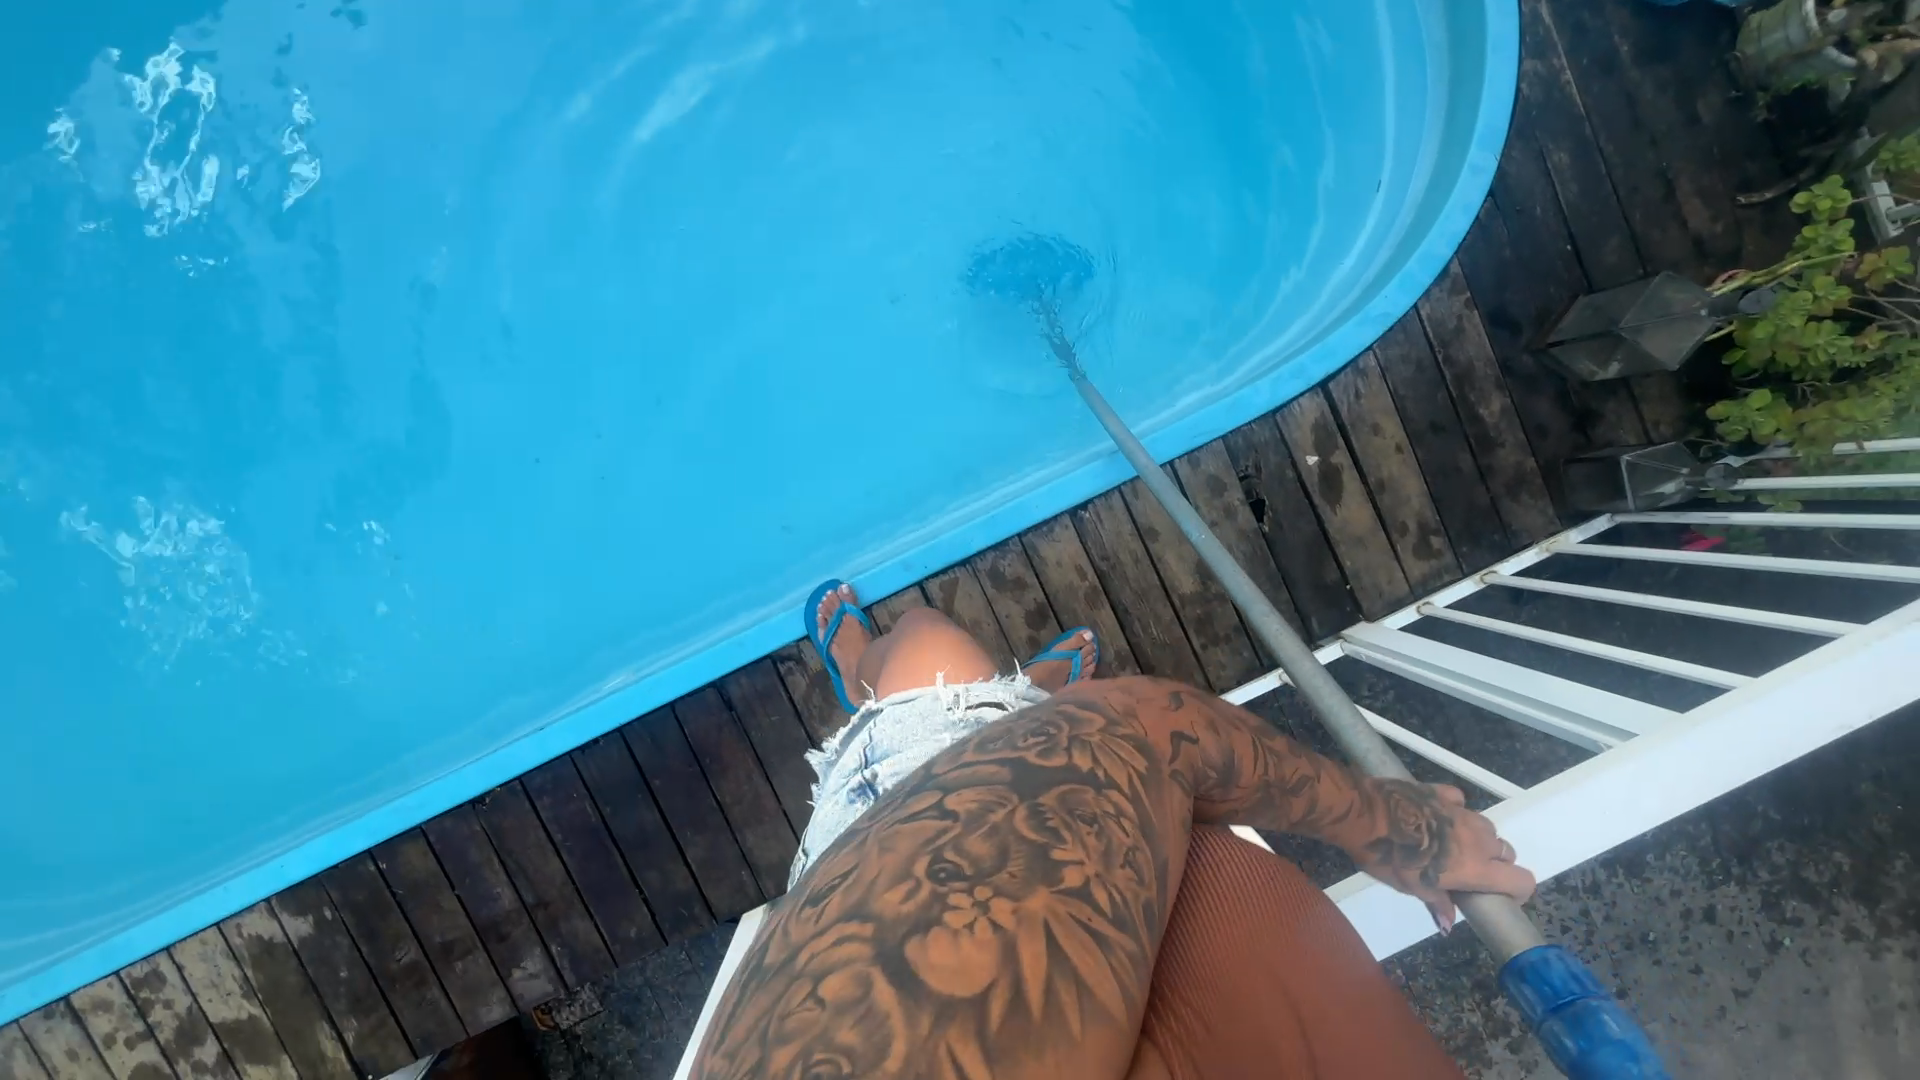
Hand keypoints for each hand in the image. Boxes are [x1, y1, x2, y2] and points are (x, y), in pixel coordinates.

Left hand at [1344, 780, 1534, 933]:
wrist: (1365, 815)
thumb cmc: (1390, 857)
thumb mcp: (1412, 887)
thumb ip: (1437, 903)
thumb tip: (1448, 926)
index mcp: (1477, 867)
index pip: (1522, 880)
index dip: (1518, 890)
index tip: (1500, 894)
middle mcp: (1478, 838)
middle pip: (1506, 851)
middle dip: (1495, 862)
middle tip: (1470, 869)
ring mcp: (1460, 811)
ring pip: (1486, 825)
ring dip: (1477, 836)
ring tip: (1452, 842)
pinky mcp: (1440, 791)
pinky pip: (1459, 800)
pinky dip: (1455, 808)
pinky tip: (1437, 814)